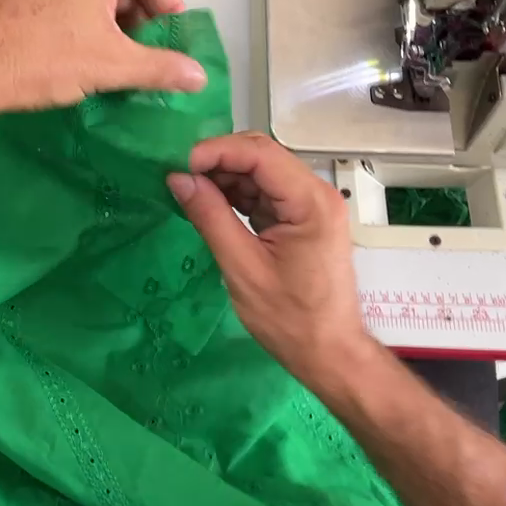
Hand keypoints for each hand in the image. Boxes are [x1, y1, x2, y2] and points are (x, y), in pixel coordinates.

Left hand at [0, 0, 208, 120]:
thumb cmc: (37, 59)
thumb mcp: (111, 65)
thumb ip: (160, 68)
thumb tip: (198, 76)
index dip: (171, 14)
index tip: (173, 47)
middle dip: (141, 23)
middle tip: (142, 60)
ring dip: (112, 27)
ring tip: (110, 65)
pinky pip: (69, 0)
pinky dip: (84, 25)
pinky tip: (77, 58)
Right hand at [167, 132, 375, 379]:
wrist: (329, 354)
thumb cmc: (290, 318)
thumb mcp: (243, 268)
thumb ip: (211, 217)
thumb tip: (177, 178)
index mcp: (311, 201)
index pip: (259, 154)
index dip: (215, 151)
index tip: (177, 165)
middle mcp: (316, 193)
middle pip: (261, 156)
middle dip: (217, 161)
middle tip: (177, 176)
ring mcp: (310, 205)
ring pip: (260, 172)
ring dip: (223, 177)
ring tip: (187, 190)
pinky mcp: (300, 218)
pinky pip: (263, 193)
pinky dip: (235, 194)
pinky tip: (208, 203)